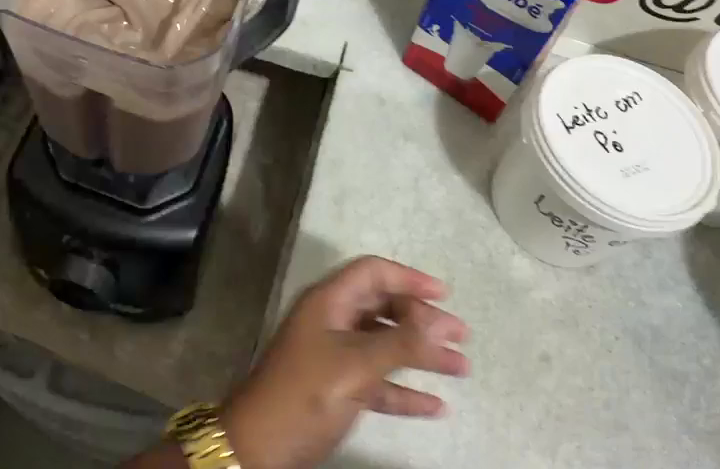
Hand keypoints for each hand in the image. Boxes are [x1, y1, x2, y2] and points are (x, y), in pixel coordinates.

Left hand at [221, 256, 468, 468]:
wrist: (258, 446)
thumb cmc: (306, 393)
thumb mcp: (356, 365)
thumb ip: (400, 343)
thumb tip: (441, 321)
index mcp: (329, 301)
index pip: (373, 272)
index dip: (409, 278)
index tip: (445, 295)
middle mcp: (331, 320)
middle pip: (382, 307)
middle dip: (422, 320)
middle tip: (461, 337)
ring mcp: (333, 355)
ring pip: (384, 345)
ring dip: (421, 355)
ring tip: (461, 368)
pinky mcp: (336, 388)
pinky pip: (377, 381)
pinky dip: (404, 390)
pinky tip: (435, 406)